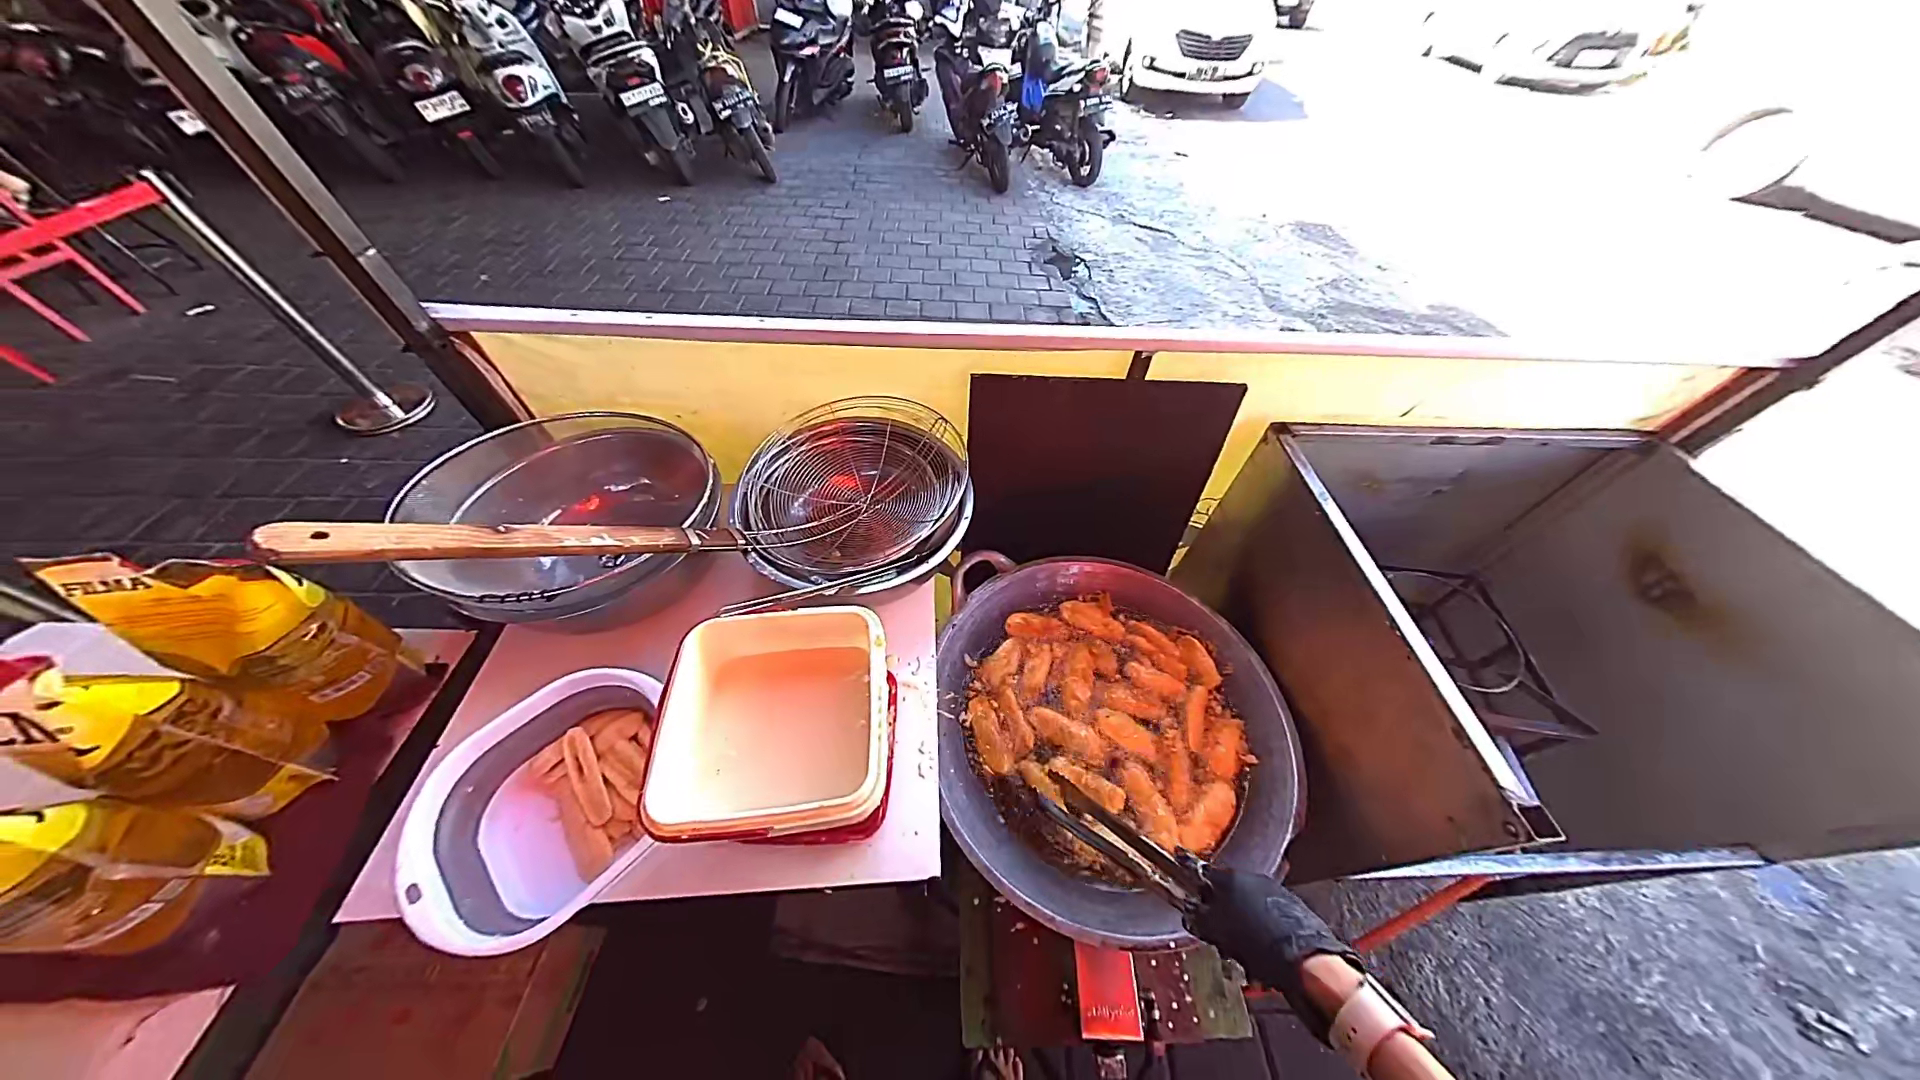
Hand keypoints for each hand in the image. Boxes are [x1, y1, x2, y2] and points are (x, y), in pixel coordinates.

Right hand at [1185, 867, 1358, 1041]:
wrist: (1308, 962)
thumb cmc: (1262, 946)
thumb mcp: (1218, 933)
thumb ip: (1199, 919)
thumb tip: (1189, 913)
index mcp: (1229, 879)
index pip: (1200, 869)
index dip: (1187, 868)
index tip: (1178, 858)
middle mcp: (1251, 878)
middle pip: (1224, 887)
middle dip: (1217, 904)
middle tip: (1211, 924)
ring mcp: (1274, 891)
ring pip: (1245, 901)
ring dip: (1239, 917)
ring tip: (1238, 945)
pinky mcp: (1292, 908)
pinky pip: (1265, 912)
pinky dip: (1258, 926)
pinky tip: (1259, 948)